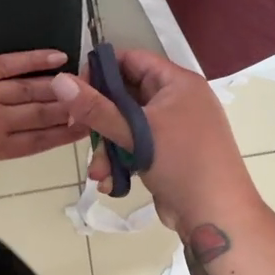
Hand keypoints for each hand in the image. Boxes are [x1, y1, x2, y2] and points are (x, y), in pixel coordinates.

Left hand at [0, 50, 90, 183]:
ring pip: (30, 90)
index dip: (62, 135)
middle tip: (97, 102)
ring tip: (83, 82)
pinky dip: (34, 60)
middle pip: (40, 115)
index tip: (85, 128)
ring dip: (58, 86)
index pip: (34, 143)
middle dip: (70, 109)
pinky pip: (8, 63)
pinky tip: (57, 57)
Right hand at [49, 47, 260, 230]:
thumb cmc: (182, 162)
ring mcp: (174, 127)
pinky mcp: (168, 151)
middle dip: (99, 118)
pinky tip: (110, 180)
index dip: (100, 71)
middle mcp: (177, 100)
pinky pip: (136, 145)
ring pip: (126, 124)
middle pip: (125, 95)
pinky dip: (120, 159)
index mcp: (178, 84)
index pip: (132, 60)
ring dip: (106, 146)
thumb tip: (58, 80)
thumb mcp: (134, 132)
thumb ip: (94, 107)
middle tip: (77, 130)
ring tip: (98, 170)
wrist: (217, 214)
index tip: (74, 92)